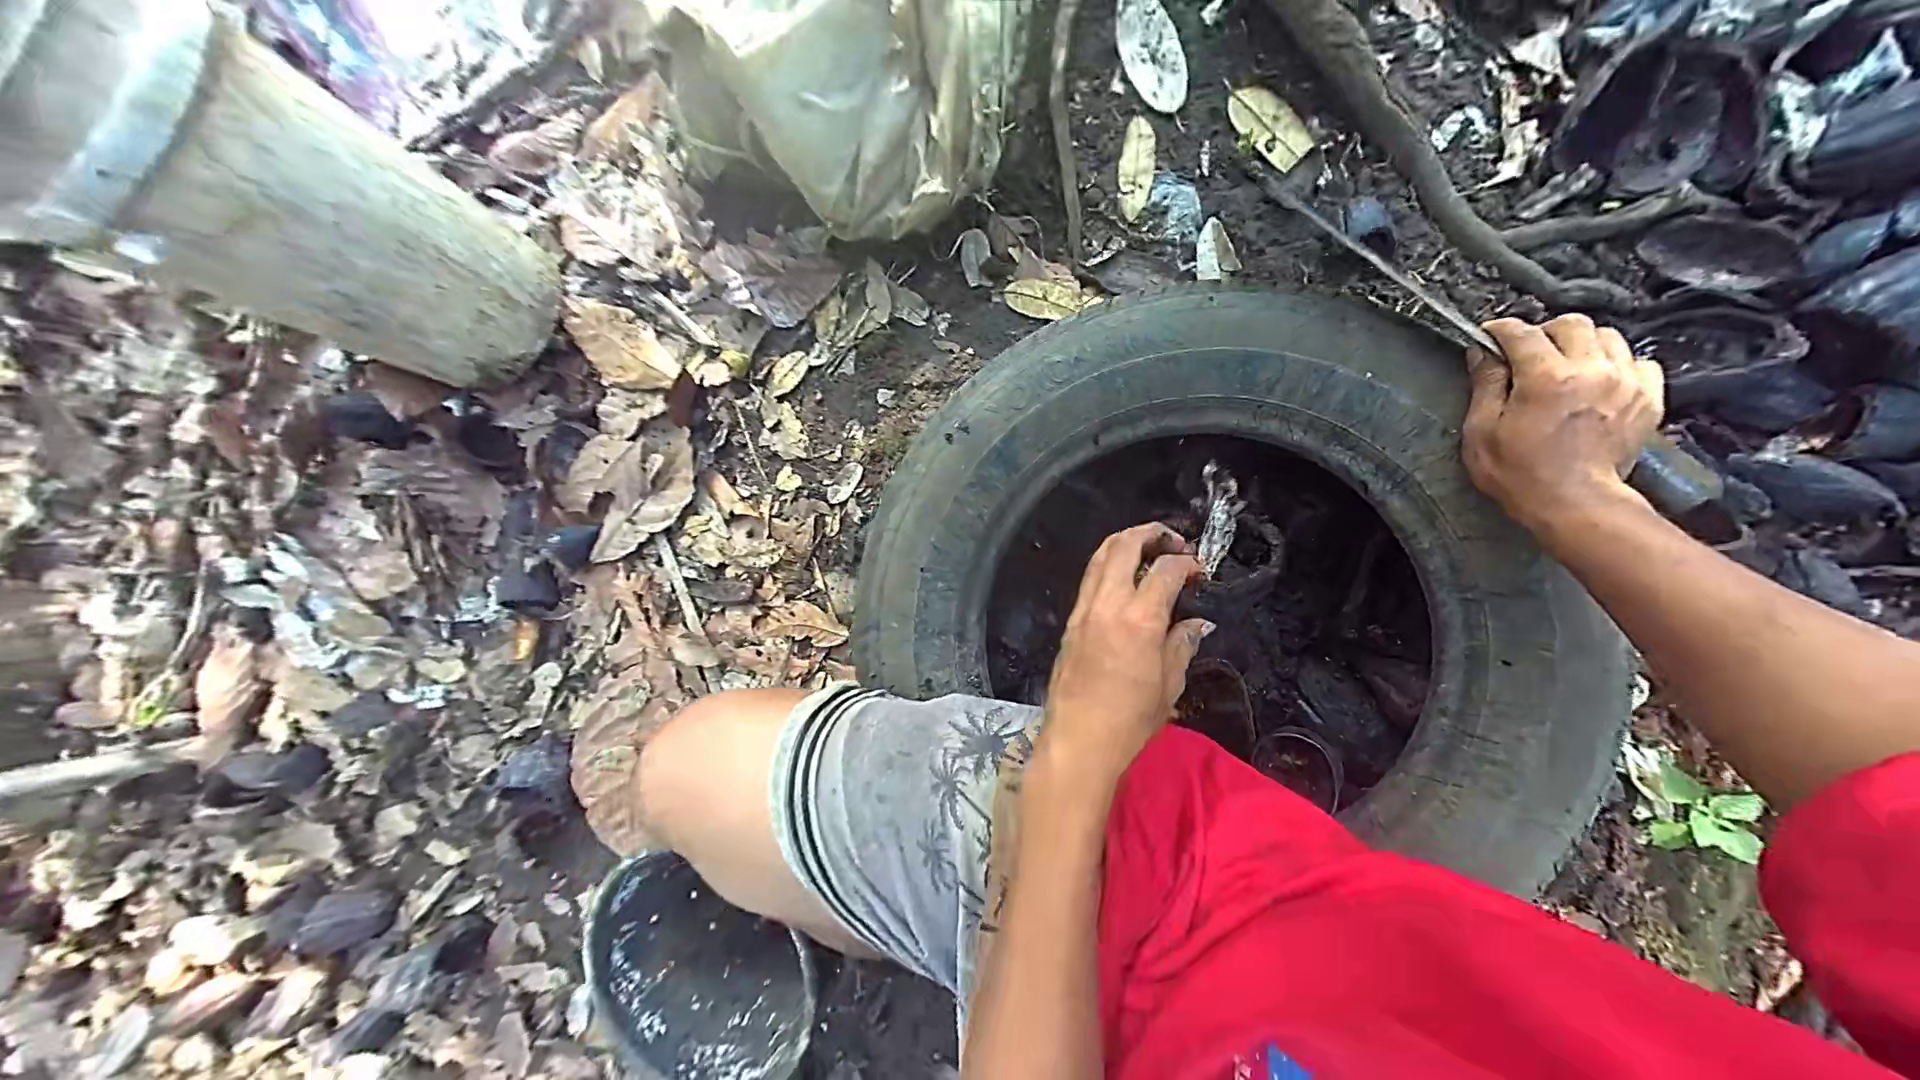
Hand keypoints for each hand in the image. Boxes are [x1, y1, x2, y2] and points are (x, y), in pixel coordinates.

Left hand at [1039, 523, 1212, 783]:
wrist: (1079, 740)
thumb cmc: (1130, 719)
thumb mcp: (1169, 684)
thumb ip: (1182, 644)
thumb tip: (1196, 623)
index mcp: (1139, 618)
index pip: (1165, 570)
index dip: (1187, 562)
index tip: (1199, 570)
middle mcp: (1107, 604)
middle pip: (1123, 546)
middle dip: (1151, 533)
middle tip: (1173, 541)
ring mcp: (1083, 610)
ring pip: (1099, 556)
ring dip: (1125, 543)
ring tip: (1148, 549)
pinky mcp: (1070, 622)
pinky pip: (1089, 579)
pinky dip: (1107, 565)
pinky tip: (1123, 579)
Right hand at [1463, 314, 1664, 531]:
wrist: (1574, 503)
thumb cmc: (1518, 472)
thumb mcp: (1481, 431)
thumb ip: (1485, 385)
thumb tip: (1481, 353)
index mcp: (1546, 378)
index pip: (1523, 334)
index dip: (1501, 330)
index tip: (1488, 335)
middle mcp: (1593, 370)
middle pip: (1573, 324)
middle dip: (1545, 331)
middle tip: (1526, 351)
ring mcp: (1627, 382)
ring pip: (1609, 337)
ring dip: (1582, 344)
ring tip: (1564, 364)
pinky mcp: (1649, 398)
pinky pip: (1639, 361)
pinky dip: (1617, 363)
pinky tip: (1598, 380)